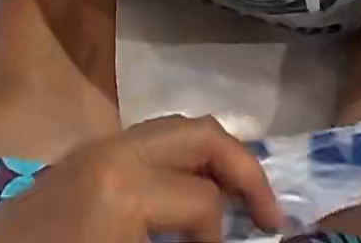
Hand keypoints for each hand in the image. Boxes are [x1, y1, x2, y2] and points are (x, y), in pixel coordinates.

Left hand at [0, 115, 283, 242]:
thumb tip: (216, 232)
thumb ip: (173, 237)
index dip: (221, 238)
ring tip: (241, 196)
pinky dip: (186, 156)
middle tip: (271, 212)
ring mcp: (102, 147)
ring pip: (182, 127)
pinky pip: (155, 138)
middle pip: (203, 135)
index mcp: (122, 191)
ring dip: (217, 156)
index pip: (203, 205)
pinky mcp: (89, 154)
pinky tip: (192, 190)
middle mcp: (118, 153)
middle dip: (243, 168)